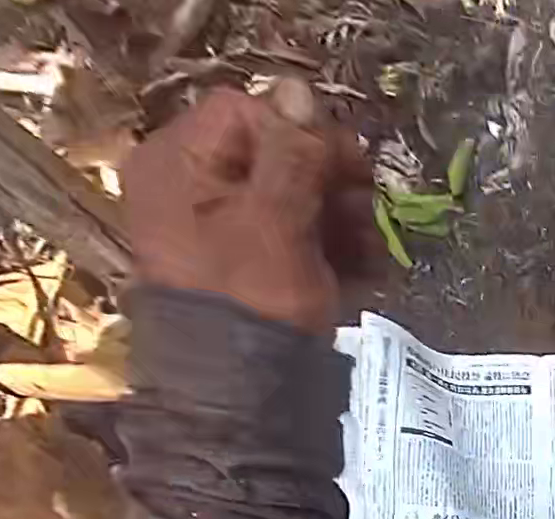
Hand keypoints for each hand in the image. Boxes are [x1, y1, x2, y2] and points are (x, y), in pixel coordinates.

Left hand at [124, 88, 373, 331]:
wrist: (245, 393)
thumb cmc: (254, 300)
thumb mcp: (275, 223)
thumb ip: (291, 156)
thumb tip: (299, 90)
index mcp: (183, 166)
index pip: (250, 115)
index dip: (307, 136)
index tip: (355, 174)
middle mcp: (200, 192)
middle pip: (278, 159)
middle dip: (332, 185)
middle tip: (368, 217)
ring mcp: (231, 235)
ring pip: (296, 202)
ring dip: (344, 222)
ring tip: (371, 255)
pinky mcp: (259, 271)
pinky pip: (300, 242)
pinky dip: (335, 252)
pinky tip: (363, 272)